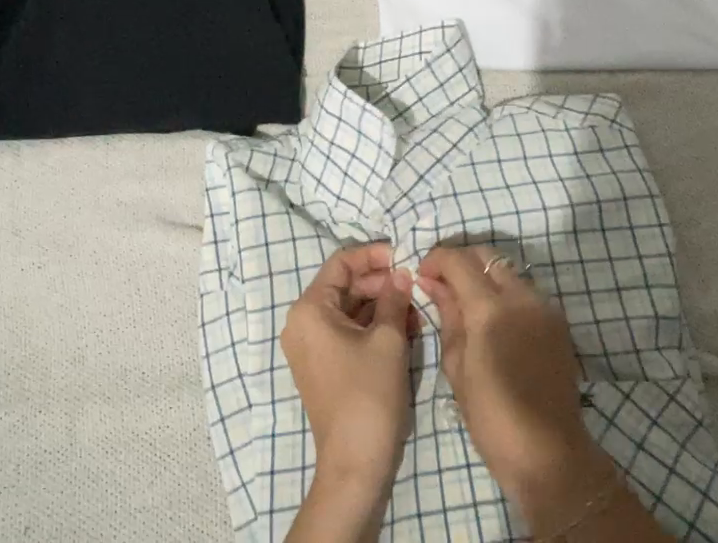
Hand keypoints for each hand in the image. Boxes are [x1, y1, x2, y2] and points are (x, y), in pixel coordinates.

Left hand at [282, 242, 416, 492]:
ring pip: (349, 309)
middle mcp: (302, 323)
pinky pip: (347, 331)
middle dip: (381, 283)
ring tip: (415, 311)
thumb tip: (400, 273)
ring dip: (381, 305)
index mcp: (309, 309)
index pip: (341, 263)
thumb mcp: (388, 340)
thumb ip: (393, 298)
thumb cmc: (369, 393)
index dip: (374, 255)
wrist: (355, 461)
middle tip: (415, 287)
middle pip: (344, 285)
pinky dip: (373, 326)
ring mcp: (310, 346)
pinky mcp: (322, 365)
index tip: (405, 255)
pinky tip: (405, 329)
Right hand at [416, 245, 600, 502]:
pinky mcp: (557, 321)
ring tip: (466, 304)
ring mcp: (544, 306)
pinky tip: (493, 320)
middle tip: (441, 285)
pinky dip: (504, 293)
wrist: (548, 451)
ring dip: (483, 277)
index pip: (458, 260)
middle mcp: (522, 296)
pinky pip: (525, 291)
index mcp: (491, 309)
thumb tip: (433, 284)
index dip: (435, 260)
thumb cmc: (491, 417)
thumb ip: (448, 316)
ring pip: (507, 271)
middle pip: (486, 256)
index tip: (422, 275)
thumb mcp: (456, 367)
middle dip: (460, 262)